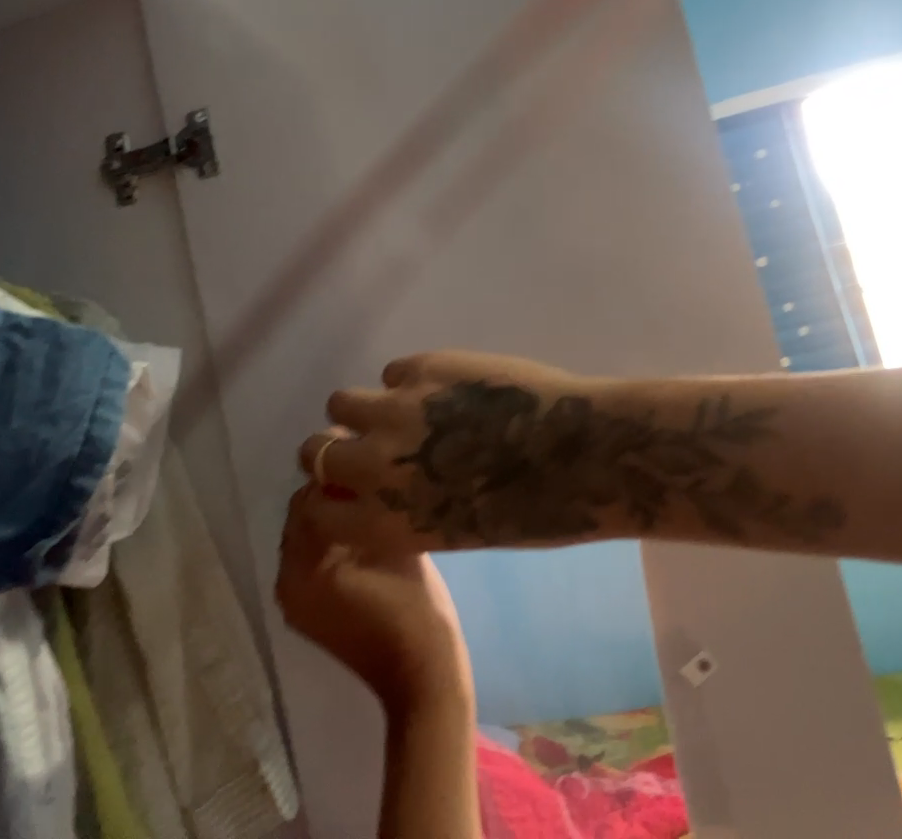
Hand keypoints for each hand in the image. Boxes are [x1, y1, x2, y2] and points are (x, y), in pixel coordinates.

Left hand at [274, 487, 470, 711]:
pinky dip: (325, 551)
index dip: (335, 482)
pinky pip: (306, 567)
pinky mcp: (304, 615)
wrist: (422, 678)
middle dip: (327, 504)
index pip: (308, 501)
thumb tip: (356, 475)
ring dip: (326, 526)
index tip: (363, 472)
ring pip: (303, 543)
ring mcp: (291, 602)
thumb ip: (365, 507)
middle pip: (300, 521)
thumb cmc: (415, 608)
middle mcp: (285, 581)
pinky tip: (357, 545)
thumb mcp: (393, 543)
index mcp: (303, 564)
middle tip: (364, 491)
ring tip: (363, 516)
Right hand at [295, 350, 592, 555]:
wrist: (586, 455)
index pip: (315, 508)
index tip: (341, 485)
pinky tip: (448, 389)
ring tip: (400, 409)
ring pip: (343, 402)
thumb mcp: (457, 532)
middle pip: (315, 449)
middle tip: (363, 441)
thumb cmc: (535, 512)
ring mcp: (396, 412)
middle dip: (333, 446)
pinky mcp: (422, 369)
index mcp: (386, 523)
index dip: (325, 494)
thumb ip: (407, 511)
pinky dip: (410, 381)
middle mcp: (376, 468)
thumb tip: (384, 487)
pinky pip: (393, 372)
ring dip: (363, 408)